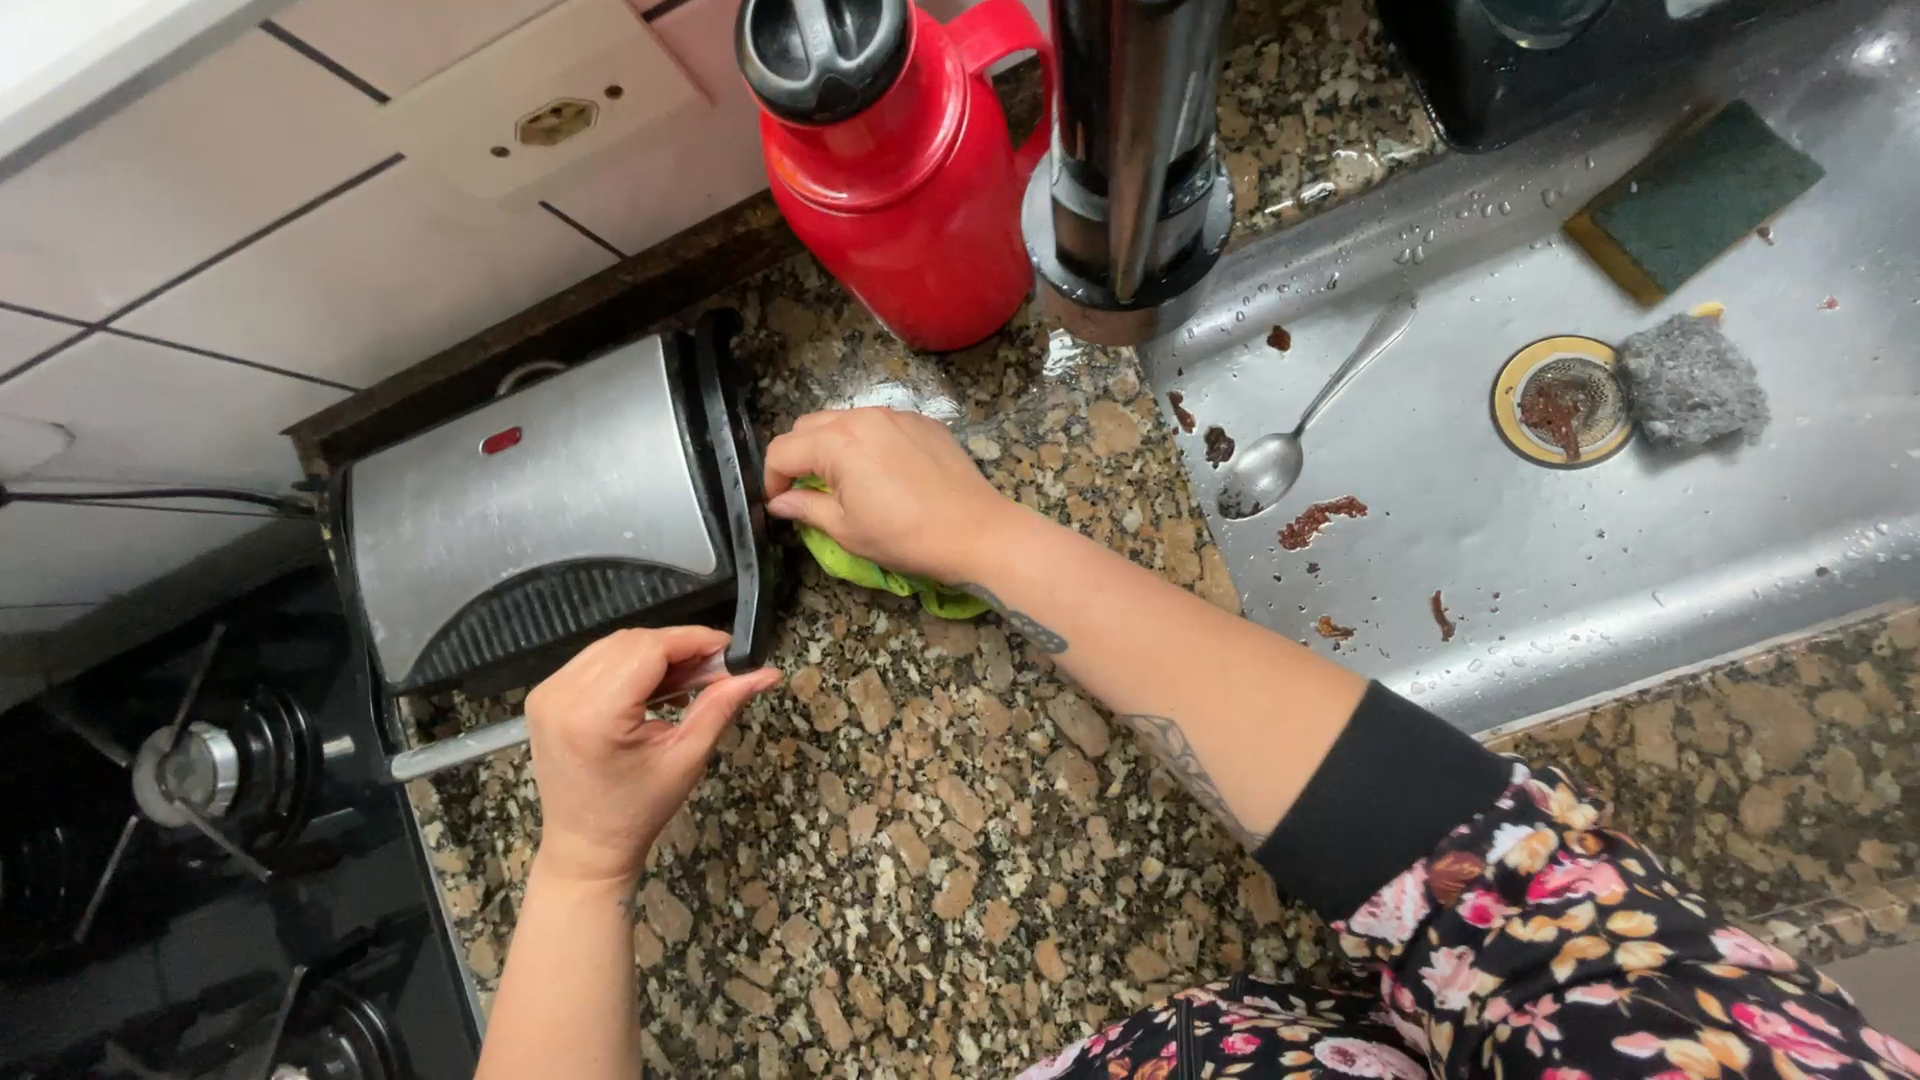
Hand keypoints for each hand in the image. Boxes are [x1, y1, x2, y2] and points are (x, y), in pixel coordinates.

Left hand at [523, 627, 779, 886]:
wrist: (586, 845)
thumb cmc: (640, 808)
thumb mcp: (689, 756)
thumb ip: (723, 704)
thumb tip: (767, 672)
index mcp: (595, 715)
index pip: (650, 649)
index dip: (694, 640)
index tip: (729, 650)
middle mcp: (562, 696)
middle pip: (633, 642)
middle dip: (678, 647)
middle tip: (713, 669)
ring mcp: (547, 693)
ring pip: (615, 645)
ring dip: (656, 653)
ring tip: (685, 680)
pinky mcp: (545, 695)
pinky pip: (596, 659)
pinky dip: (630, 663)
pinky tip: (653, 686)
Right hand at [763, 407, 1019, 581]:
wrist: (977, 532)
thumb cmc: (907, 537)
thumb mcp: (848, 530)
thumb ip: (806, 509)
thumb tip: (779, 503)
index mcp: (838, 442)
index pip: (782, 450)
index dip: (772, 479)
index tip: (779, 503)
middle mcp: (865, 417)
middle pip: (810, 427)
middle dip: (798, 457)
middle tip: (807, 492)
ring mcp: (898, 415)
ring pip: (845, 421)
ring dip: (832, 446)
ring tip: (844, 482)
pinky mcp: (924, 422)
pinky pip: (881, 424)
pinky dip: (869, 443)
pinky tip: (883, 473)